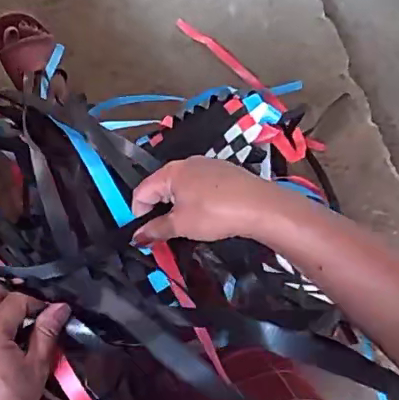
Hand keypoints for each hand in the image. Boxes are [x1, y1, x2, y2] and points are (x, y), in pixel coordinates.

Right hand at [130, 156, 306, 244]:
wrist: (260, 206)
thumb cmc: (217, 212)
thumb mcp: (180, 225)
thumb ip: (155, 230)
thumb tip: (138, 236)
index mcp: (170, 172)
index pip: (141, 192)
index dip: (138, 215)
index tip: (145, 233)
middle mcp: (186, 163)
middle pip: (160, 188)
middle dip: (158, 210)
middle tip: (165, 232)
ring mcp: (206, 165)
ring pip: (180, 187)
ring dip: (177, 206)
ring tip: (187, 225)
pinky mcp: (223, 172)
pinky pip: (199, 186)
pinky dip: (195, 201)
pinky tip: (207, 215)